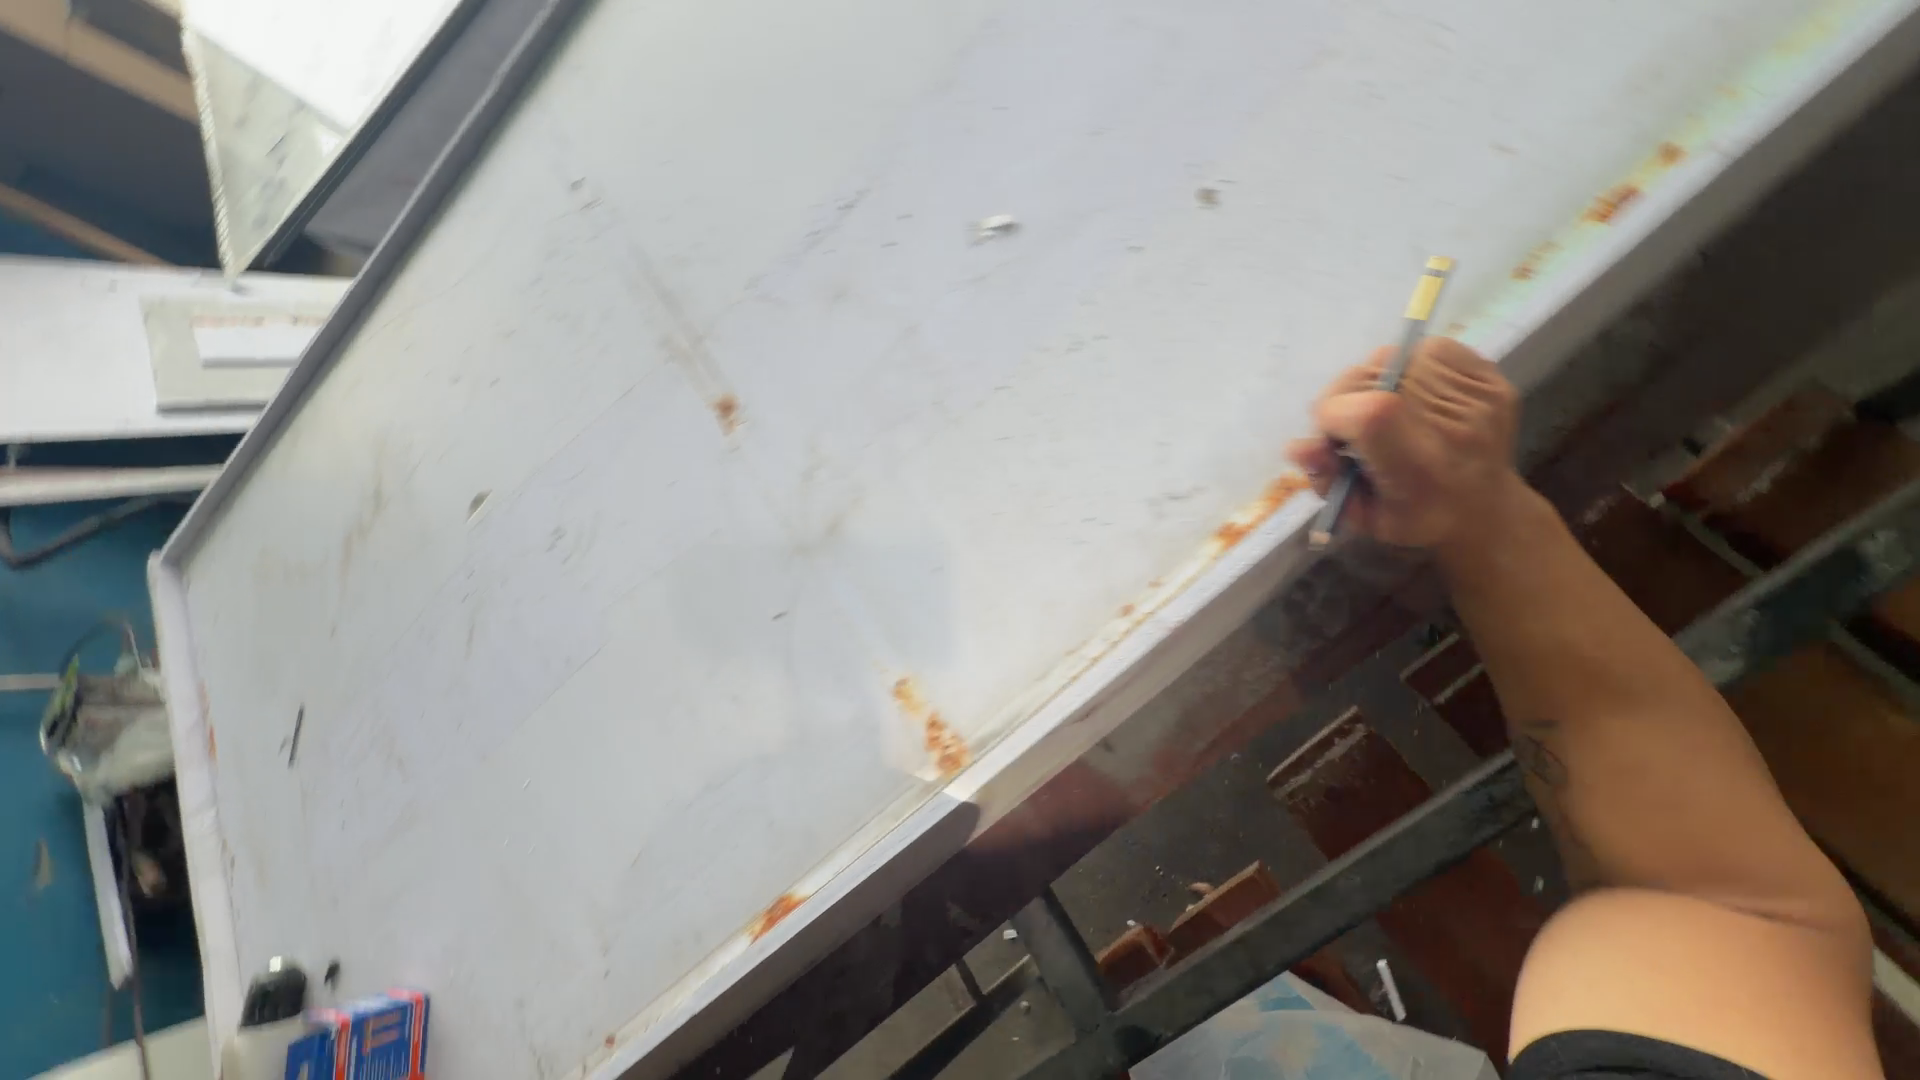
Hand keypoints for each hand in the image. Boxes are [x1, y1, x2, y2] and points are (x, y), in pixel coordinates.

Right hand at [1287, 338, 1524, 553]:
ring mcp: (1477, 397)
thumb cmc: (1412, 519)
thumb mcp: (1357, 514)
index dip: (1335, 412)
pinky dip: (1408, 365)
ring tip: (1383, 409)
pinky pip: (1431, 349)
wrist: (1484, 510)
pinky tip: (1412, 392)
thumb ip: (1324, 478)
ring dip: (1375, 379)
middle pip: (1377, 376)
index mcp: (1419, 469)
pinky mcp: (1491, 378)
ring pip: (1398, 358)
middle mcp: (1454, 427)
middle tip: (1350, 425)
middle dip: (1345, 395)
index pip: (1373, 412)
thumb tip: (1296, 446)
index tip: (1331, 433)